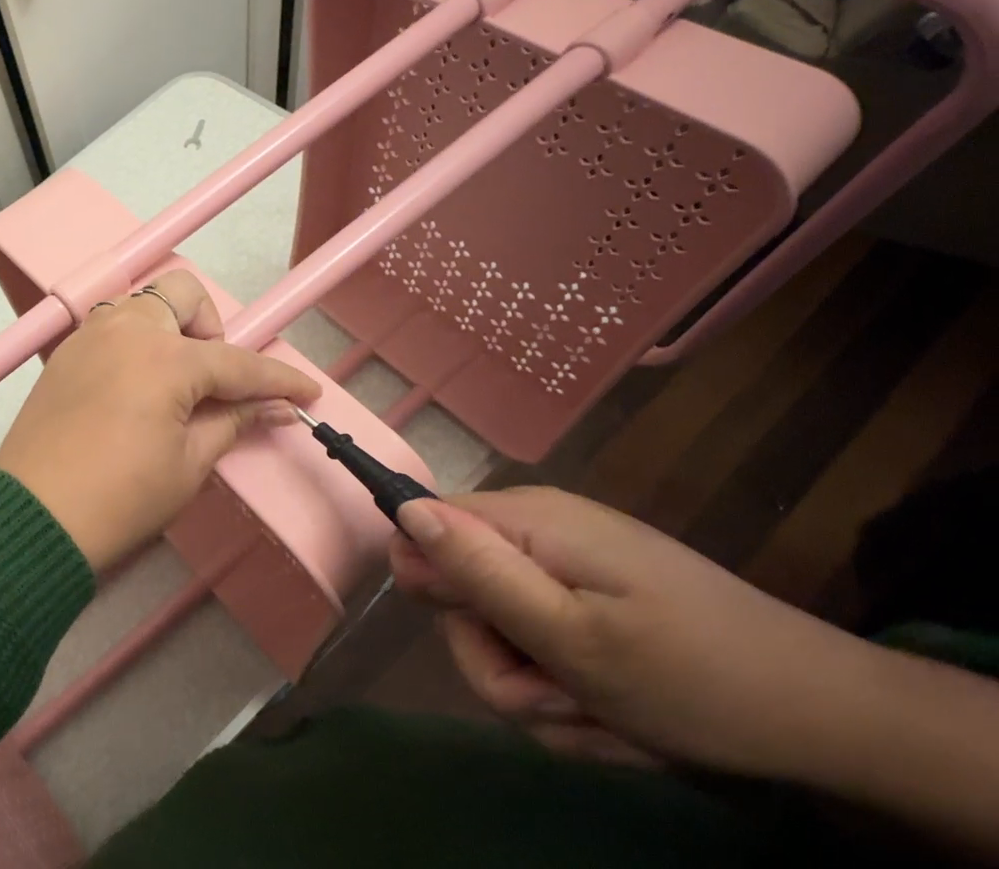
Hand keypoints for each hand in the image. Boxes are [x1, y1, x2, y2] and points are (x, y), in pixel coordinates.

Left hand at [0, 270, 319, 571]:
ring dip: (169, 329)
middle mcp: (125, 330)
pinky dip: (134, 343)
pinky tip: (135, 388)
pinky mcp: (63, 354)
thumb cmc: (120, 498)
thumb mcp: (188, 464)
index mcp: (164, 357)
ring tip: (172, 384)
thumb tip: (274, 407)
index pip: (238, 362)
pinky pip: (109, 327)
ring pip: (141, 305)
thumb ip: (233, 422)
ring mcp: (88, 337)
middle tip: (210, 381)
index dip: (279, 380)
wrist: (36, 516)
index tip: (307, 392)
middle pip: (183, 295)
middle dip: (210, 328)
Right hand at [388, 487, 883, 777]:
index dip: (435, 588)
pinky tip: (608, 710)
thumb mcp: (570, 636)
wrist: (824, 716)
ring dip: (533, 686)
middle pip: (460, 591)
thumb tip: (405, 512)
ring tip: (594, 708)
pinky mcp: (595, 601)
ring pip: (499, 632)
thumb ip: (478, 573)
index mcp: (532, 522)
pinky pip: (540, 644)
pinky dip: (563, 688)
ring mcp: (572, 568)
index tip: (490, 635)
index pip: (426, 528)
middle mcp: (544, 532)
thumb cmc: (692, 677)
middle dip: (496, 657)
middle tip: (555, 689)